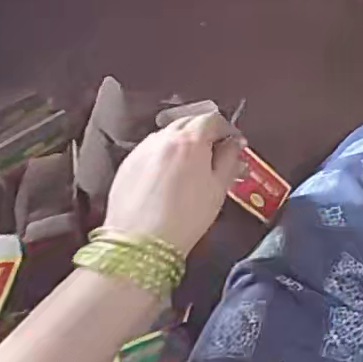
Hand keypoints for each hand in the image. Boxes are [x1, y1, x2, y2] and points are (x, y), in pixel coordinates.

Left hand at [102, 112, 242, 255]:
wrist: (141, 243)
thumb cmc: (183, 219)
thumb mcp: (219, 188)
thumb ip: (230, 158)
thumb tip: (234, 145)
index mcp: (190, 141)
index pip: (212, 118)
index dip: (226, 128)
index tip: (232, 141)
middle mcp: (164, 139)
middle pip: (189, 121)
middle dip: (205, 132)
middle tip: (215, 152)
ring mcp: (143, 150)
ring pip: (168, 134)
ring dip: (183, 142)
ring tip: (191, 167)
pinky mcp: (128, 164)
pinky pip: (151, 150)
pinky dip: (164, 155)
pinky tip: (169, 178)